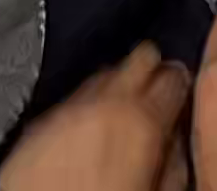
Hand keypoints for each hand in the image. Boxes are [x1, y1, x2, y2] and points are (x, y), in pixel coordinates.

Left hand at [0, 41, 191, 190]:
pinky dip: (82, 111)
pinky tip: (82, 139)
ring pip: (104, 75)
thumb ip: (175, 162)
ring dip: (114, 91)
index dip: (180, 85)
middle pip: (142, 55)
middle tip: (151, 99)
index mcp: (143, 121)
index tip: (179, 98)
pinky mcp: (36, 127)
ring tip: (114, 124)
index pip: (175, 73)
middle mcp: (106, 103)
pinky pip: (70, 101)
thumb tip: (179, 143)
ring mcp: (68, 110)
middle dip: (150, 72)